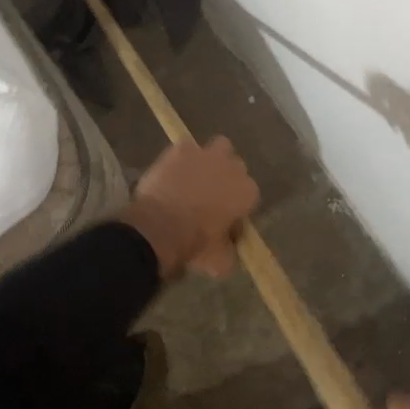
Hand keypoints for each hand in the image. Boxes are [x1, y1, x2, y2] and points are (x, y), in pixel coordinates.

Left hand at [119, 138, 259, 277]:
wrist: (160, 227)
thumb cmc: (195, 245)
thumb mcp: (220, 261)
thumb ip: (230, 252)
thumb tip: (228, 251)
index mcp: (247, 192)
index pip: (249, 195)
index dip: (237, 207)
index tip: (225, 219)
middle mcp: (233, 167)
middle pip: (236, 167)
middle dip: (227, 177)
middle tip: (210, 195)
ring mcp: (207, 154)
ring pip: (219, 147)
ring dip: (212, 159)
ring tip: (196, 175)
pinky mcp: (182, 148)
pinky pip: (186, 149)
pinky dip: (182, 158)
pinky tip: (172, 173)